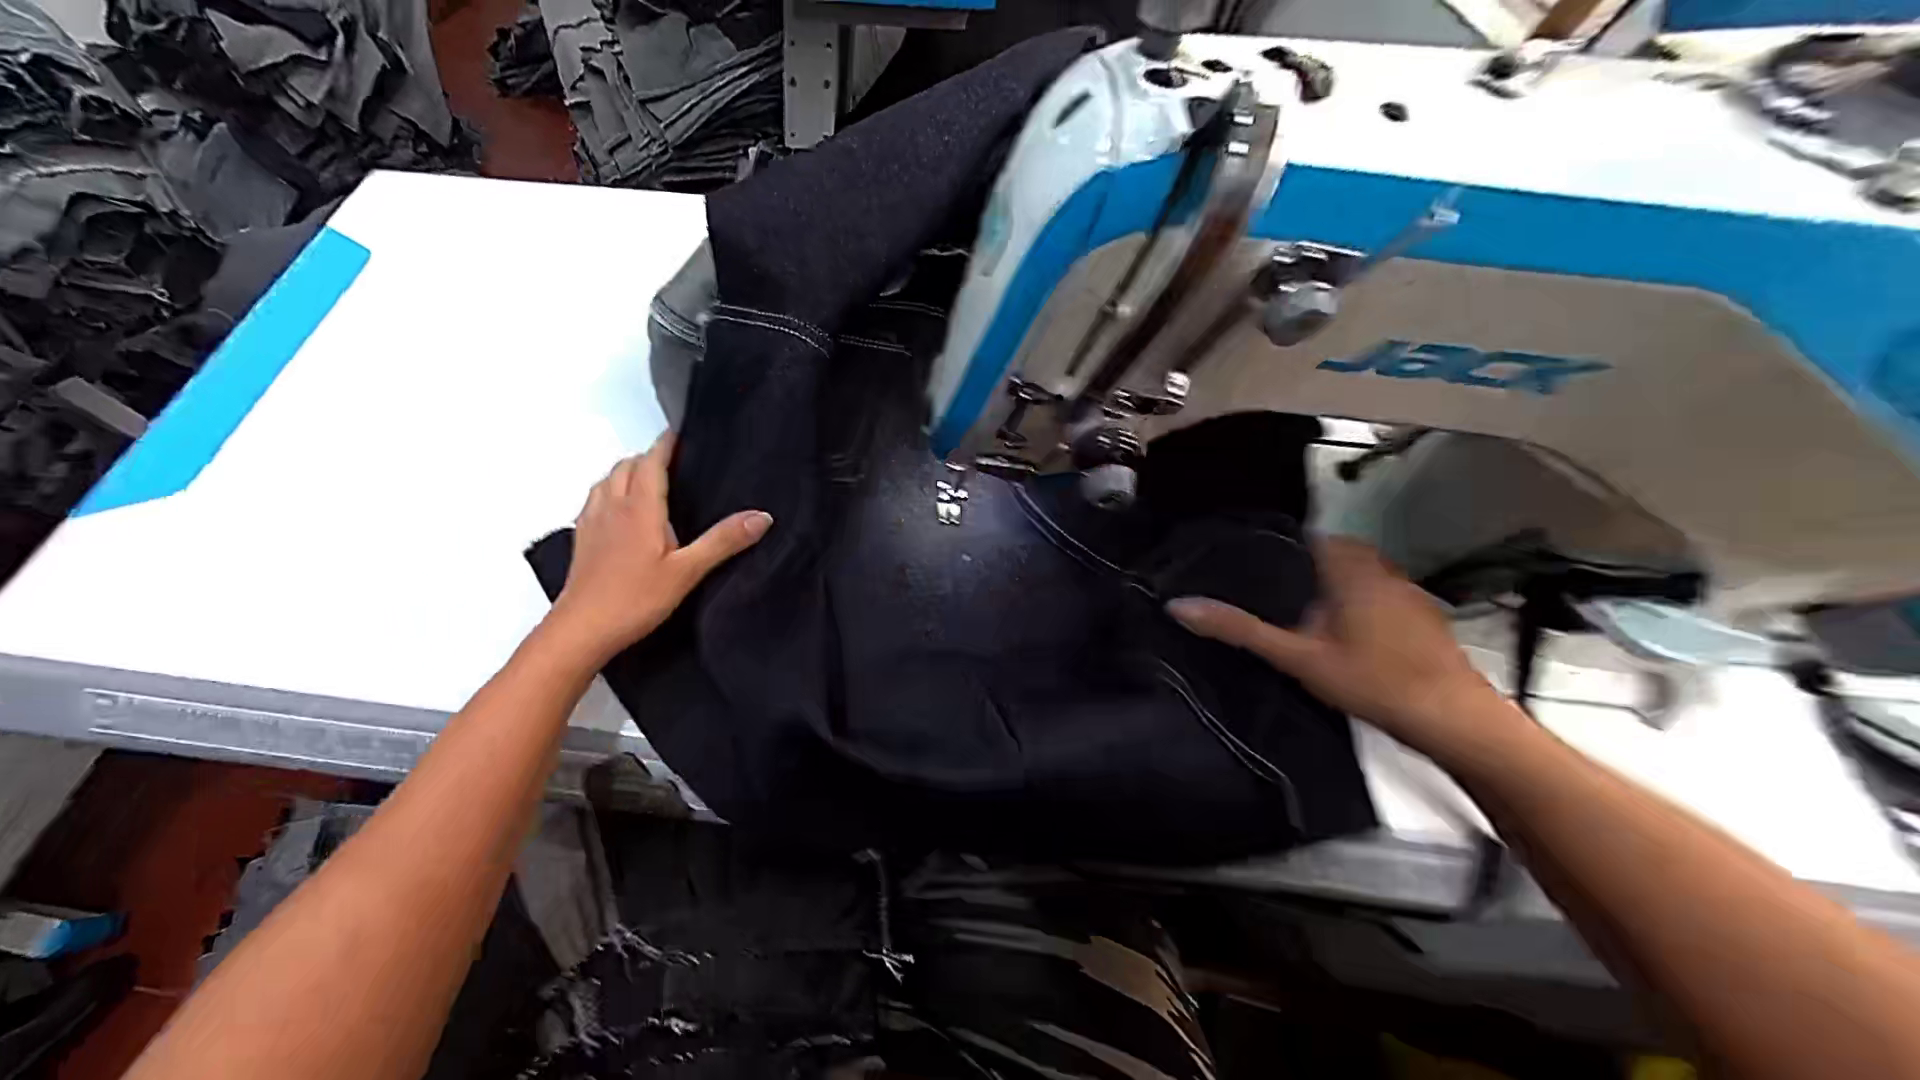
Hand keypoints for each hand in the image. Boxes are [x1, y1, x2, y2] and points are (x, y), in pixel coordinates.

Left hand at [547, 433, 771, 662]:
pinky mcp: (583, 539)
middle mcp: (612, 507)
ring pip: (607, 480)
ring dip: (627, 471)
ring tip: (648, 479)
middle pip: (627, 465)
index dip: (666, 444)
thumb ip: (724, 541)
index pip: (651, 461)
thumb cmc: (632, 600)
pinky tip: (620, 510)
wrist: (582, 630)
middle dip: (649, 456)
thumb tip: (760, 517)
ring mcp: (593, 522)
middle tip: (672, 459)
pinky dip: (610, 491)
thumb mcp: (688, 571)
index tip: (679, 434)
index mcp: (639, 508)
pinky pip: (595, 500)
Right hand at [1166, 537, 1520, 760]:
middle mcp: (1381, 567)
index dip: (1273, 546)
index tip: (1245, 564)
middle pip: (1330, 551)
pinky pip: (1377, 591)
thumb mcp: (1296, 656)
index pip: (1304, 535)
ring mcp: (1407, 589)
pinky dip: (1355, 599)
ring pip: (1356, 571)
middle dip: (1299, 566)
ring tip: (1295, 609)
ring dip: (1329, 582)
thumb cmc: (1373, 681)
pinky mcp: (1423, 613)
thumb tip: (1179, 606)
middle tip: (1264, 591)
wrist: (1456, 720)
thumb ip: (1240, 630)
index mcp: (1349, 566)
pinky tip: (1343, 631)